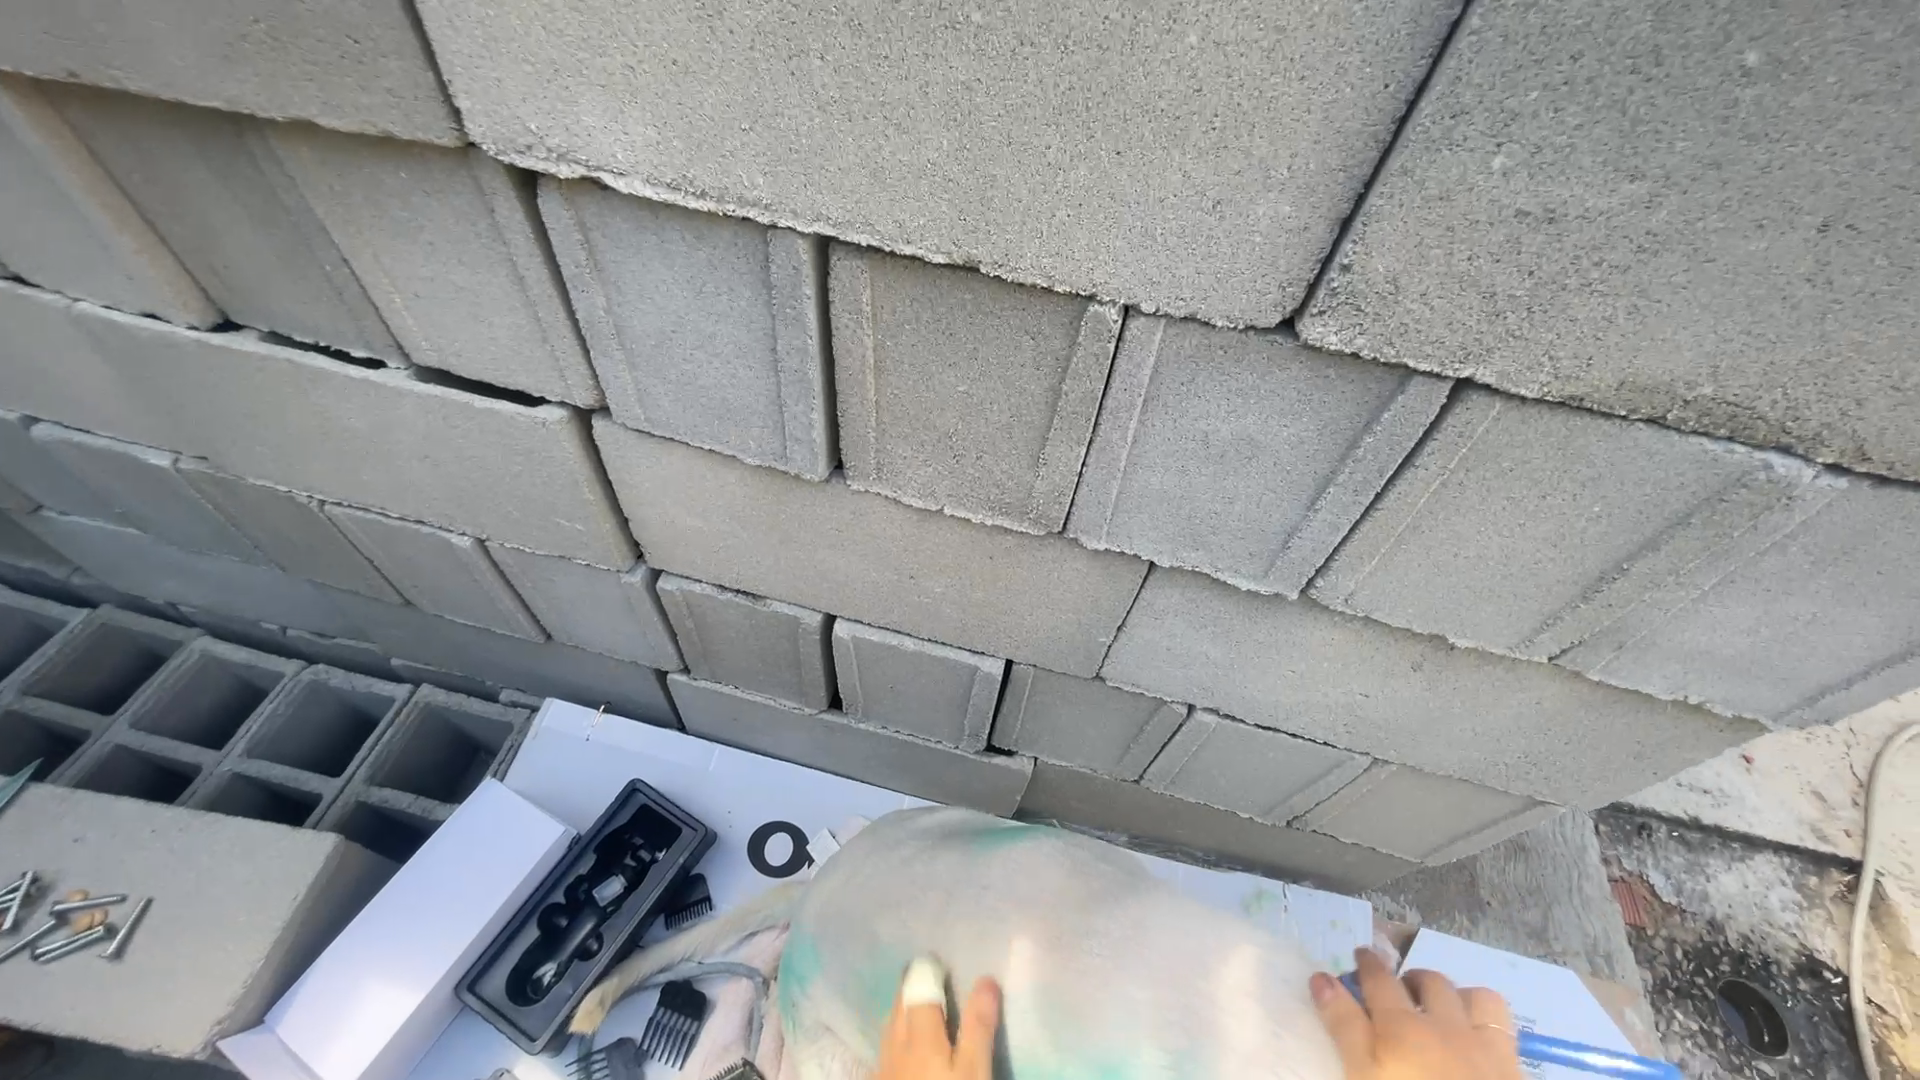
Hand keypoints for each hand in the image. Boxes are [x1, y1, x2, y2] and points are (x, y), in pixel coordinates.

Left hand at [875, 956, 1001, 1079]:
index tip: (937, 958)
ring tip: (915, 1005)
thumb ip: (978, 1026)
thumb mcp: (973, 1070)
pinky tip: (902, 1046)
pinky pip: (884, 1049)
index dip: (927, 969)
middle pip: (900, 1004)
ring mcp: (882, 1066)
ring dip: (901, 1010)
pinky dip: (894, 1036)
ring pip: (889, 1026)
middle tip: (926, 974)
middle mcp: (895, 1042)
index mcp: (919, 1032)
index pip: (919, 986)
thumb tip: (986, 978)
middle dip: (911, 986)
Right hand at [1310, 947, 1523, 1079]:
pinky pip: (1507, 1029)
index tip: (1361, 955)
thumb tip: (1321, 978)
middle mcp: (1446, 1026)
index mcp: (1402, 1027)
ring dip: (1458, 994)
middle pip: (1430, 981)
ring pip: (1477, 997)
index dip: (1368, 963)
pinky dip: (1488, 1022)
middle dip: (1412, 976)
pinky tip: (1478, 1040)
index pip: (1379, 979)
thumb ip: (1343, 1027)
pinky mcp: (1515, 1073)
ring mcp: (1486, 1049)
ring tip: (1443, 1010)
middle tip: (1399, 989)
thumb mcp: (1362, 1078)